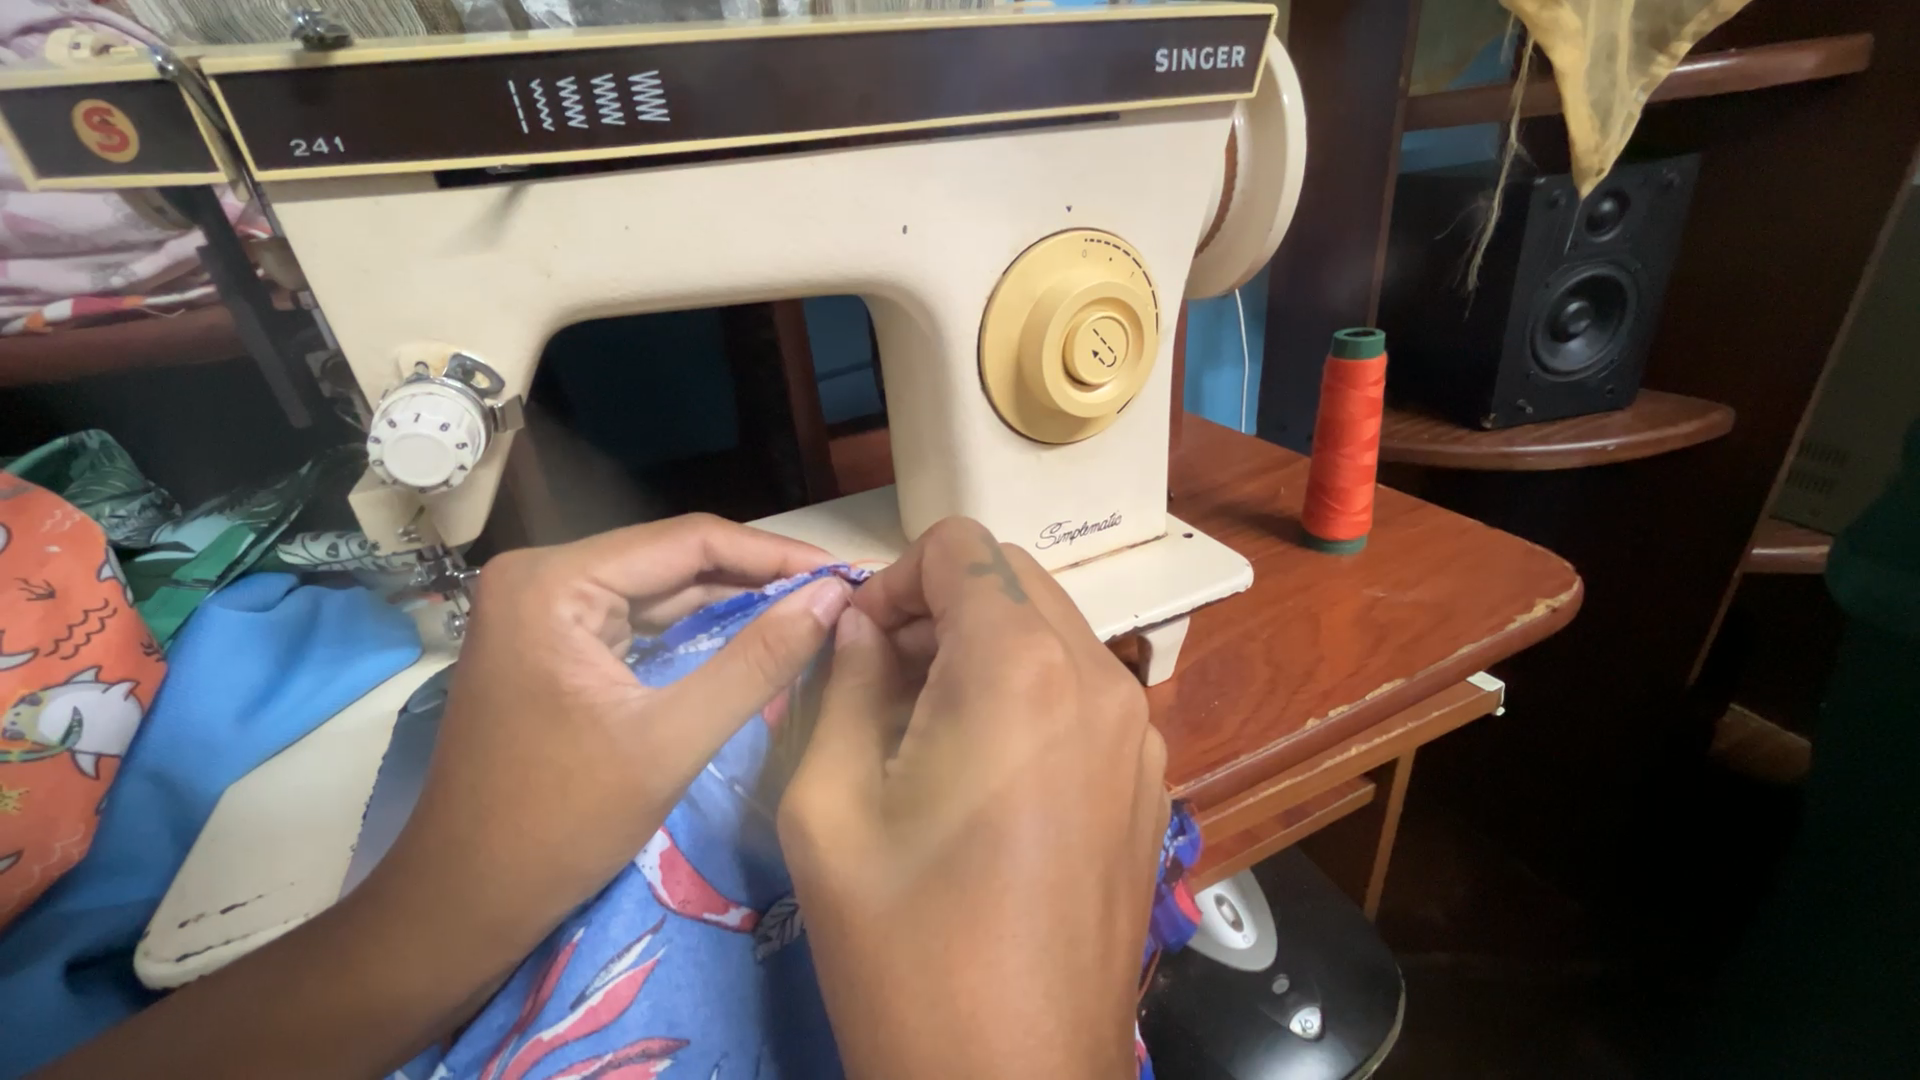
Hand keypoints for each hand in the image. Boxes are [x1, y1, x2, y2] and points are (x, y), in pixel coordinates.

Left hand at [359, 514, 853, 972]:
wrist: (461, 905)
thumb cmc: (558, 826)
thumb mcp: (671, 740)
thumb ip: (758, 662)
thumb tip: (835, 597)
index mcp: (555, 582)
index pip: (690, 541)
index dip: (777, 554)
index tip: (847, 574)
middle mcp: (544, 576)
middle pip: (677, 559)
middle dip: (761, 577)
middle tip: (840, 594)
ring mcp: (546, 609)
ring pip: (665, 588)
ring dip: (738, 601)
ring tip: (814, 610)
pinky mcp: (557, 642)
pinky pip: (645, 620)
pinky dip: (703, 629)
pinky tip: (757, 635)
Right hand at [779, 518, 1167, 1079]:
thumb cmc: (904, 947)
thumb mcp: (830, 806)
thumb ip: (845, 682)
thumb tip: (863, 623)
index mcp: (1020, 667)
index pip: (961, 546)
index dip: (897, 575)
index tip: (862, 640)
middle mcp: (1098, 677)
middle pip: (1012, 579)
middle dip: (939, 604)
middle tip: (883, 679)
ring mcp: (1137, 729)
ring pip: (1051, 629)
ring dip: (985, 646)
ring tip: (928, 726)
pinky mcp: (1150, 779)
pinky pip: (1083, 689)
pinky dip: (1030, 691)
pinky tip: (989, 770)